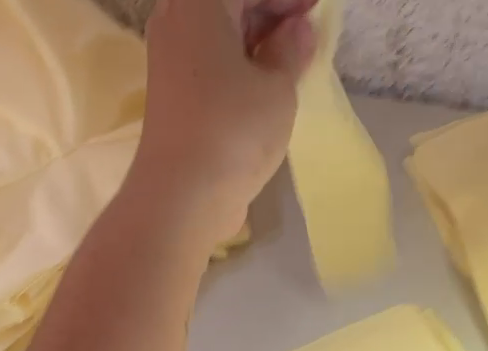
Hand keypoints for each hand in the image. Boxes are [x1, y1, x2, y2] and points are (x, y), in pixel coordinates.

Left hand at [132, 0, 318, 247]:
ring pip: (220, 30)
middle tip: (308, 30)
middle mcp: (177, 20)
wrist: (183, 195)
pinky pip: (212, 59)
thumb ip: (290, 50)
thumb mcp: (277, 88)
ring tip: (294, 56)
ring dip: (257, 36)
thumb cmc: (234, 130)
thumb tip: (298, 29)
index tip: (315, 7)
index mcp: (200, 3)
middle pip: (230, 3)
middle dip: (270, 11)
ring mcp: (171, 58)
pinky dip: (240, 60)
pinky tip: (267, 79)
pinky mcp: (174, 92)